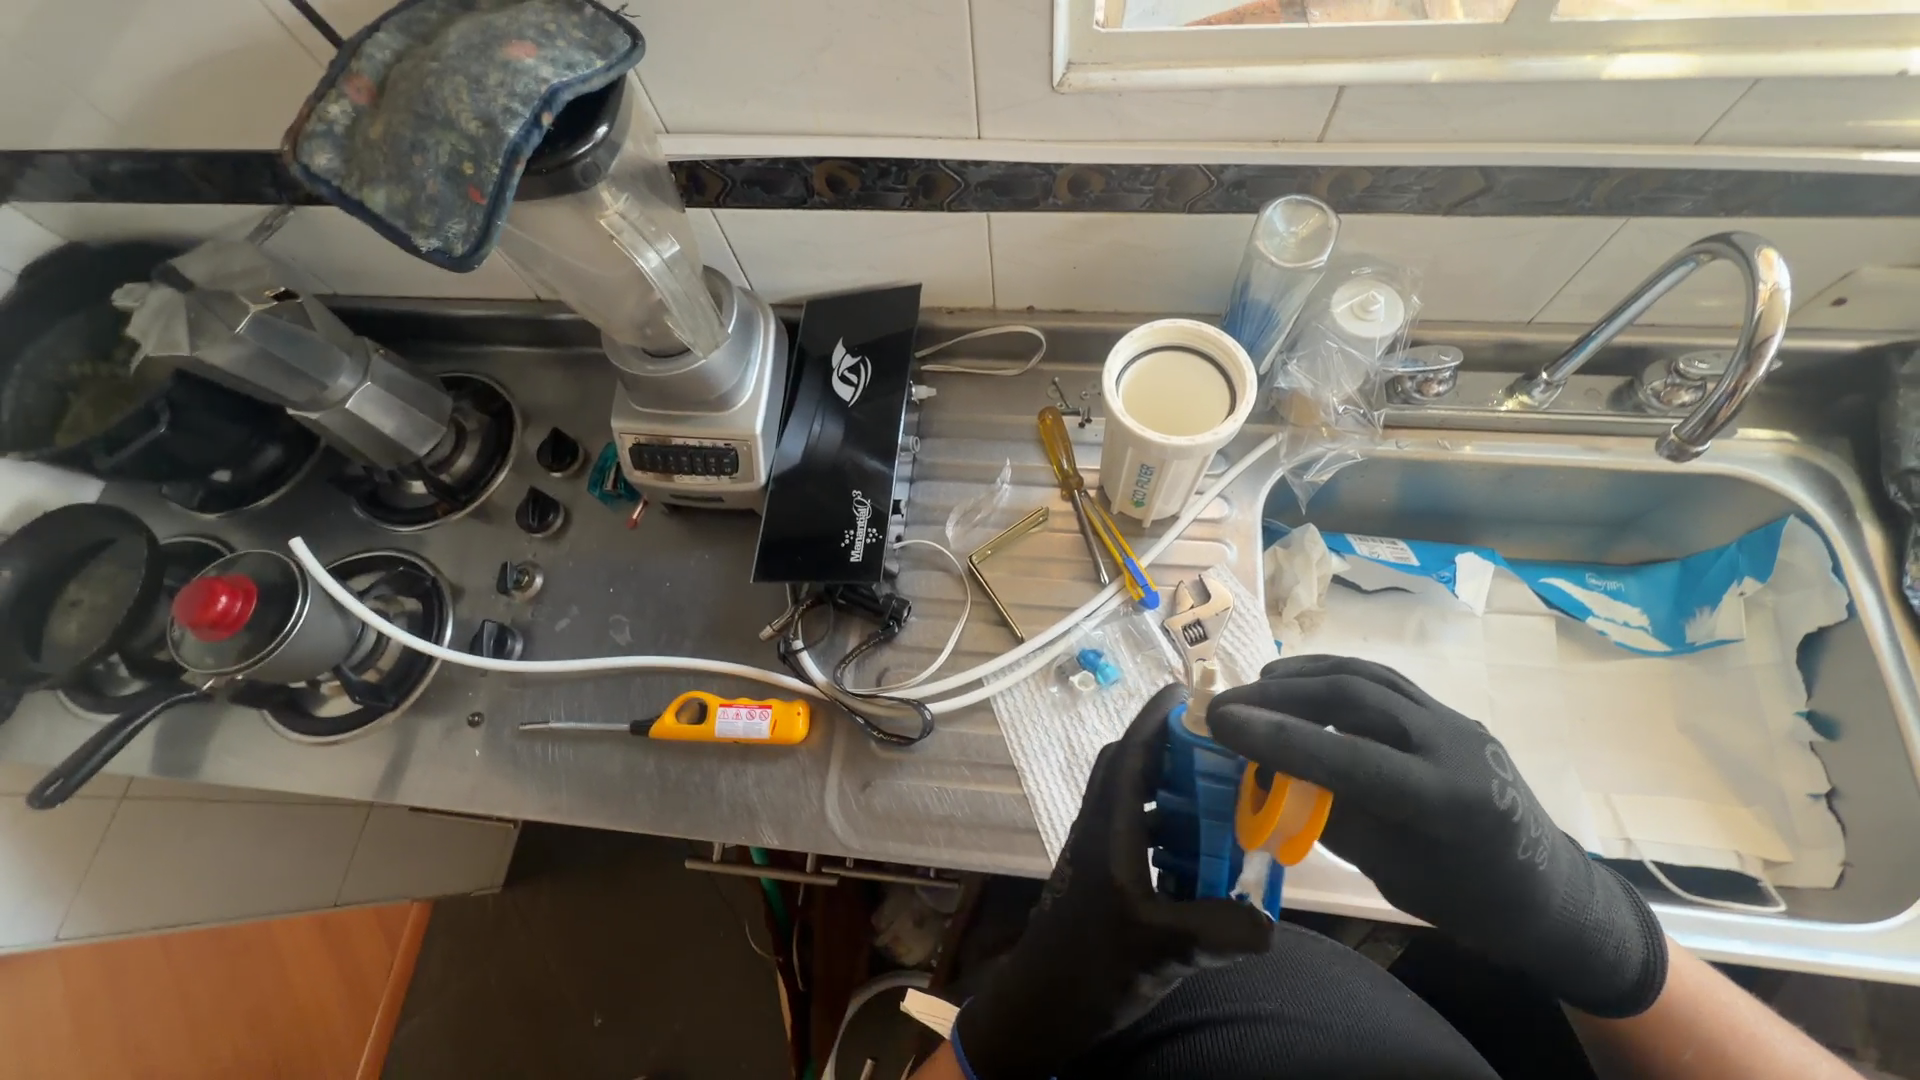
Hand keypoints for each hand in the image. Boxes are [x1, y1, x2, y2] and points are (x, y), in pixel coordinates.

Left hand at [951, 683, 1274, 1079]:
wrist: (1042, 1004)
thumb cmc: (1092, 969)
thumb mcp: (1163, 952)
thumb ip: (1219, 932)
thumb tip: (1270, 919)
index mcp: (1108, 827)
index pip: (1129, 753)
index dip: (1156, 718)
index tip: (1189, 692)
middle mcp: (1099, 826)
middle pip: (1127, 765)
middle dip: (1167, 745)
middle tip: (1216, 744)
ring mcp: (1097, 849)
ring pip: (1131, 796)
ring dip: (1168, 785)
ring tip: (1218, 791)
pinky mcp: (1101, 872)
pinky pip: (1135, 829)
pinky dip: (1166, 825)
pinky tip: (1200, 851)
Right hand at [1209, 655, 1667, 1018]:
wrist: (1545, 888)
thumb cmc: (1464, 899)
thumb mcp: (1387, 869)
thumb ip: (1326, 814)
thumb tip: (1263, 772)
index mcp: (1448, 803)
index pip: (1351, 759)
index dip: (1280, 738)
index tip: (1218, 723)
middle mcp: (1454, 746)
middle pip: (1353, 700)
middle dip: (1279, 698)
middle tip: (1222, 706)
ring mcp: (1453, 720)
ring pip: (1365, 677)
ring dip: (1300, 677)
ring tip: (1251, 687)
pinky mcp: (1444, 710)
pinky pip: (1379, 680)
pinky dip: (1328, 674)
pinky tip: (1294, 679)